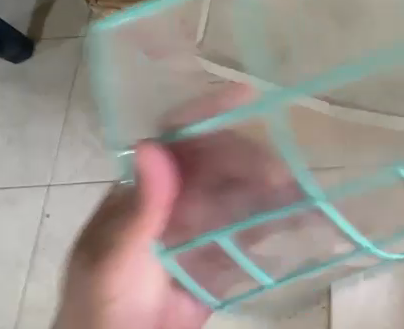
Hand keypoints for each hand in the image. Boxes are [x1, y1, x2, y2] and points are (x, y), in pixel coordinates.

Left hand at [55, 87, 306, 328]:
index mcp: (142, 191)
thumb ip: (137, 211)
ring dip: (271, 190)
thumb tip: (151, 144)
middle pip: (218, 162)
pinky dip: (278, 226)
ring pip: (240, 193)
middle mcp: (173, 201)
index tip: (247, 96)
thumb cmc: (98, 313)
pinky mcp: (218, 263)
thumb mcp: (112, 264)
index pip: (176, 138)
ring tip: (301, 195)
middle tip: (280, 175)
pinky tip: (304, 220)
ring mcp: (198, 231)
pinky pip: (251, 235)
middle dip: (250, 160)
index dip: (210, 112)